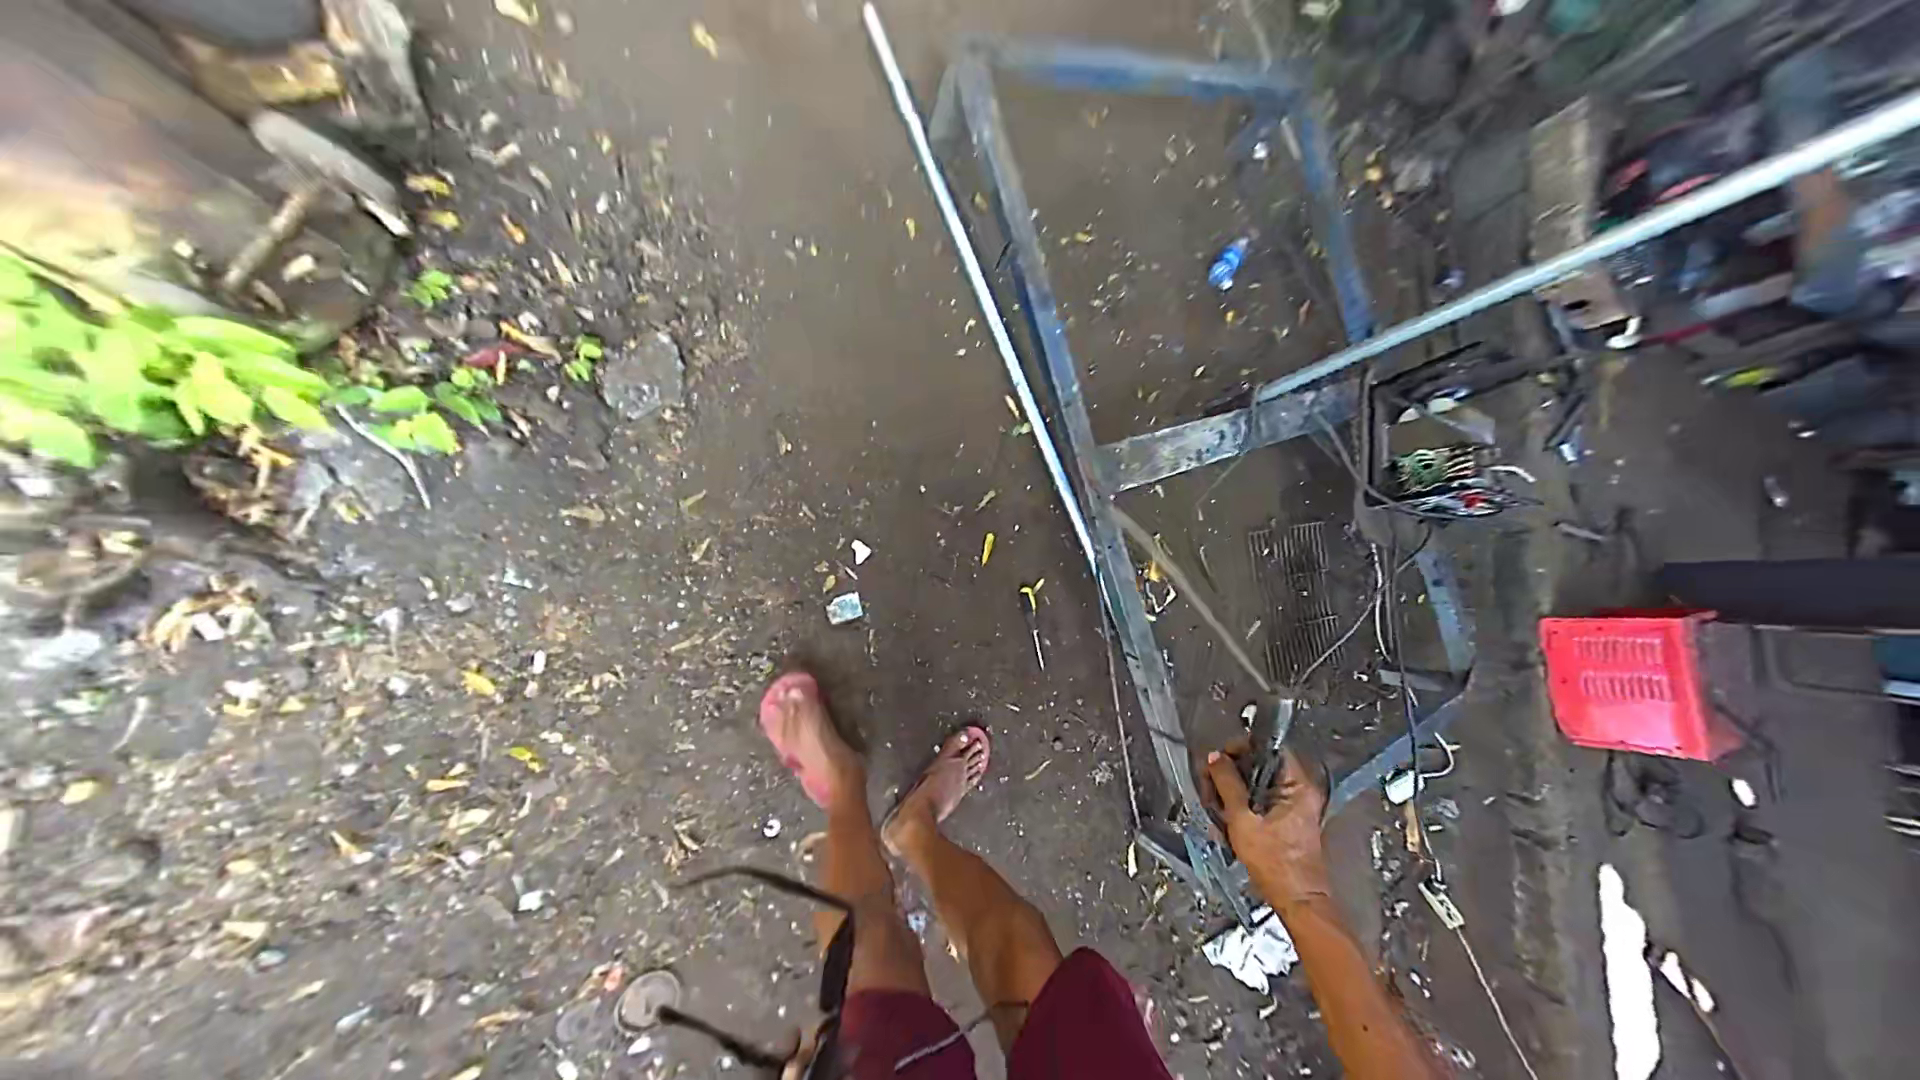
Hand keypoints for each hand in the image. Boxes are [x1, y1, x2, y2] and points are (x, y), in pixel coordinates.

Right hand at [1204, 742, 1331, 910]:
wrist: (1297, 901)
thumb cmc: (1275, 863)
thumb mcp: (1243, 819)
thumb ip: (1227, 783)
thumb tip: (1214, 757)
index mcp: (1297, 786)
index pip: (1267, 748)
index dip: (1240, 748)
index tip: (1218, 760)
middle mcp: (1300, 790)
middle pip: (1258, 764)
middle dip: (1231, 774)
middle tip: (1211, 787)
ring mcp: (1294, 805)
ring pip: (1255, 782)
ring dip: (1233, 791)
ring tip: (1216, 807)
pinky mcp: (1286, 818)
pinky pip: (1259, 799)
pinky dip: (1241, 804)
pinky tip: (1227, 818)